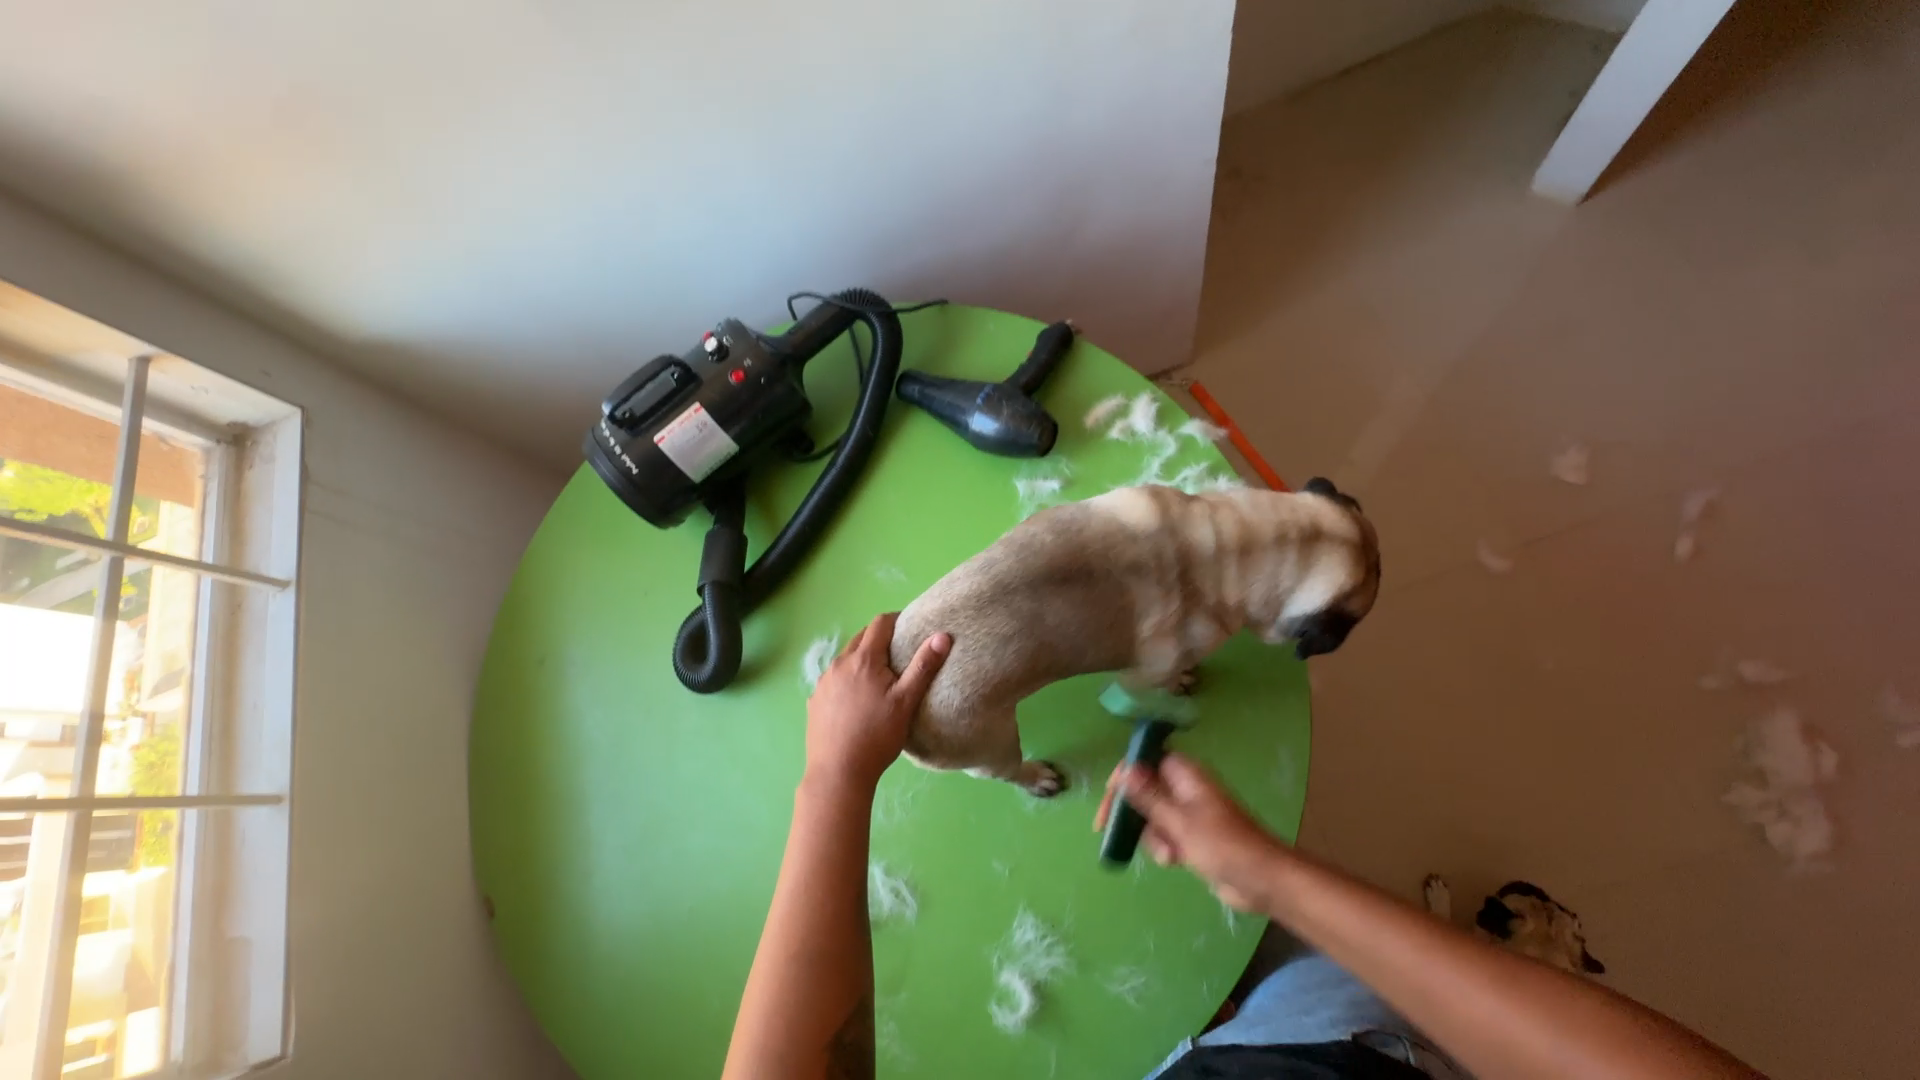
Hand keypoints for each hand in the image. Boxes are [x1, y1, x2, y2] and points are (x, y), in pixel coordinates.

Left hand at [804, 613, 949, 793]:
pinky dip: (847, 680)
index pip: (880, 623)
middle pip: (861, 638)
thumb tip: (942, 636)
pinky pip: (833, 680)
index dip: (897, 620)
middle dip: (880, 639)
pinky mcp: (814, 701)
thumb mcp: (906, 701)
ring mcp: (823, 683)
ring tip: (879, 678)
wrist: (838, 773)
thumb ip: (924, 666)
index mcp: (863, 659)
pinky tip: (856, 701)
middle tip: (900, 653)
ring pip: (845, 659)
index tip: (911, 628)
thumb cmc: (877, 736)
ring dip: (862, 659)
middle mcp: (839, 664)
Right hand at [1094, 754, 1288, 910]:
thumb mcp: (1180, 822)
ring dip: (1151, 837)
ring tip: (1168, 856)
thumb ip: (1149, 796)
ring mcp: (1188, 813)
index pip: (1145, 760)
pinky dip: (1163, 847)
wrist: (1262, 881)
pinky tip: (1173, 862)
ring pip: (1151, 816)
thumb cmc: (1223, 845)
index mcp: (1185, 774)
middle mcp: (1185, 788)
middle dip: (1132, 813)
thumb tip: (1125, 769)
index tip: (1109, 800)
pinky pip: (1164, 835)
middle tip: (1109, 830)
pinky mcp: (1191, 836)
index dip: (1124, 775)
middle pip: (1144, 789)